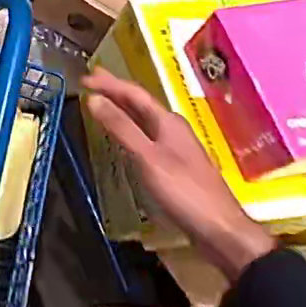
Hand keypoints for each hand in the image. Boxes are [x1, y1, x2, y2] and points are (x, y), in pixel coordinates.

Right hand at [82, 68, 275, 280]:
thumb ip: (121, 128)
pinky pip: (148, 138)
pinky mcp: (177, 167)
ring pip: (144, 120)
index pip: (134, 94)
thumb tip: (95, 99)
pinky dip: (131, 131)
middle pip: (140, 104)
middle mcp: (173, 129)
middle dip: (115, 92)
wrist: (219, 229)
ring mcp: (177, 148)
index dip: (109, 84)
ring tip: (104, 103)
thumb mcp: (146, 158)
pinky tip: (126, 139)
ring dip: (123, 110)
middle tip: (92, 83)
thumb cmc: (183, 191)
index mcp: (167, 121)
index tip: (86, 77)